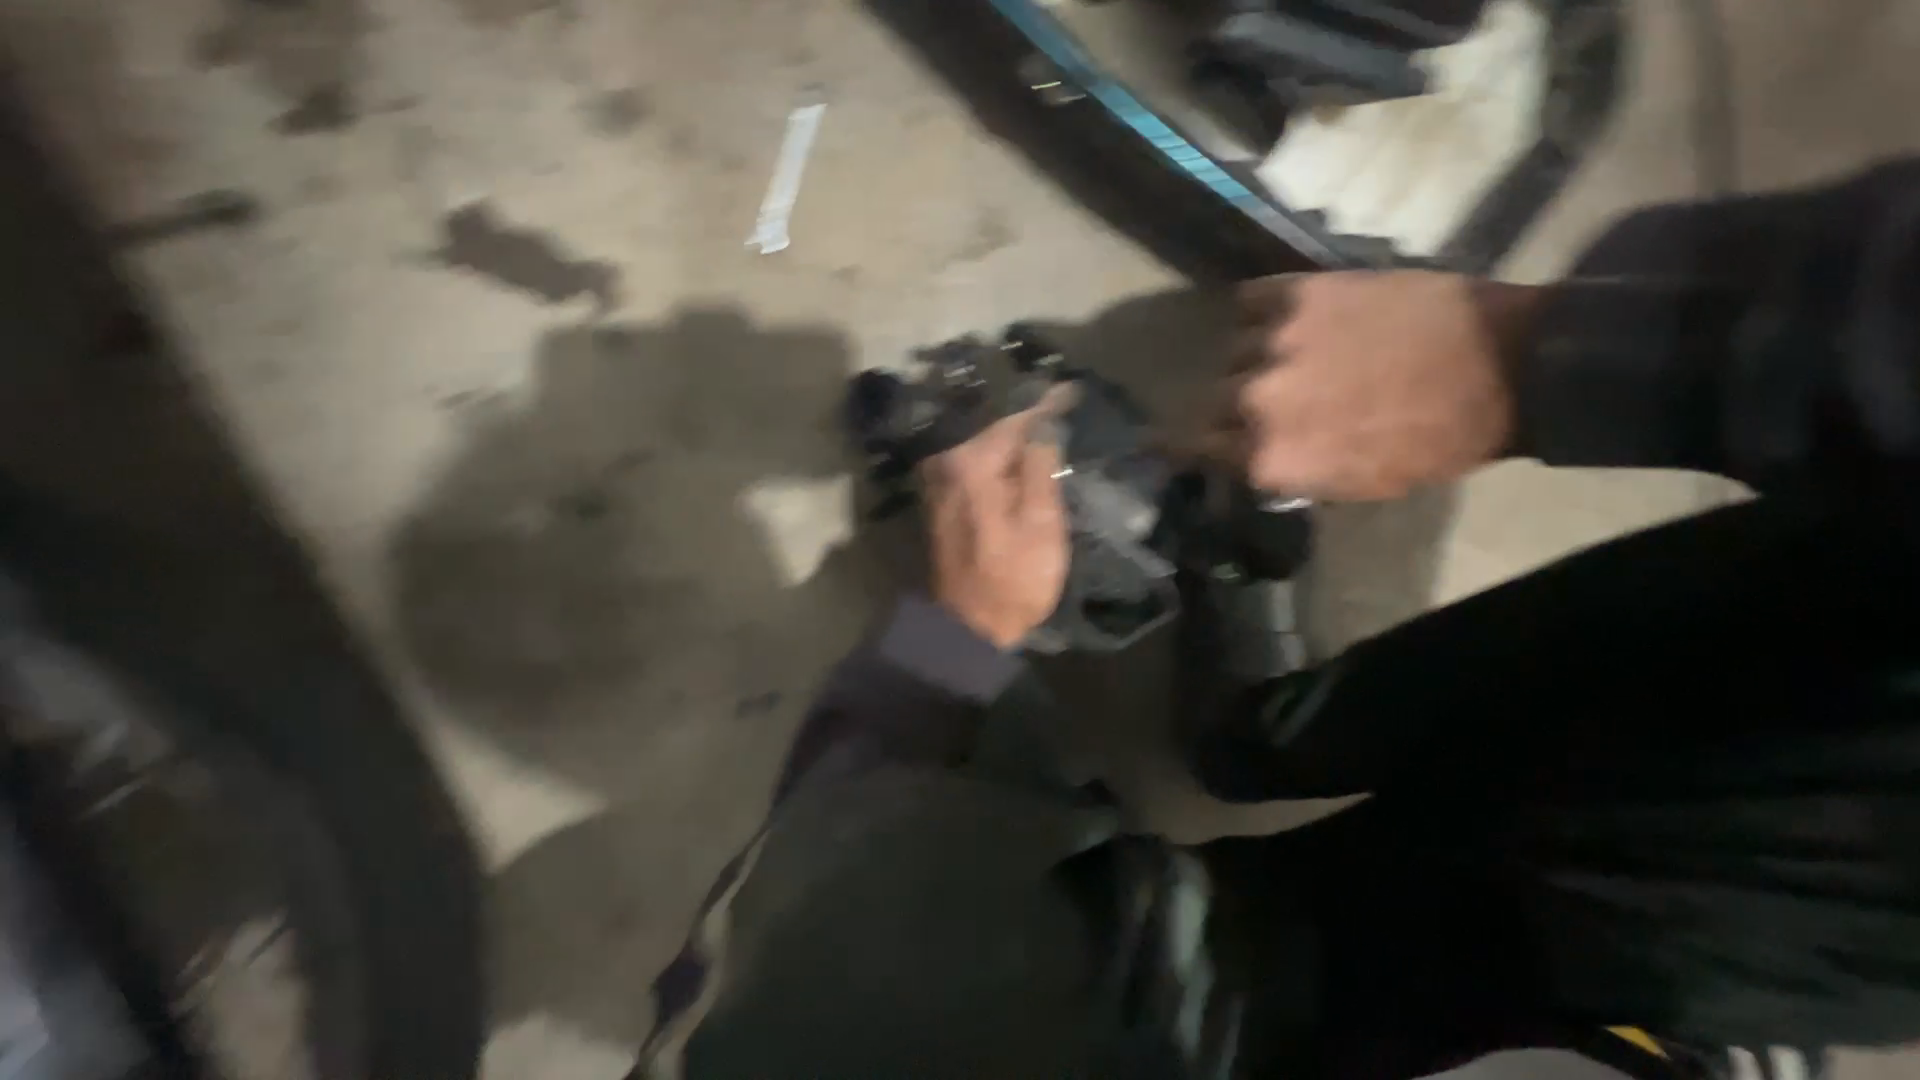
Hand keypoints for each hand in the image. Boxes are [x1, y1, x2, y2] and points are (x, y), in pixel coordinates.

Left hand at [921, 391, 1072, 648]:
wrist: (969, 627)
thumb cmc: (1013, 577)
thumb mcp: (1040, 523)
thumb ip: (1041, 467)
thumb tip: (1043, 427)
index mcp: (971, 464)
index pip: (1014, 421)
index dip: (1046, 407)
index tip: (1071, 390)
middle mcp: (946, 465)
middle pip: (993, 432)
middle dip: (1027, 419)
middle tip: (1061, 404)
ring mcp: (939, 486)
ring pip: (983, 450)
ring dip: (1013, 441)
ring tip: (1046, 425)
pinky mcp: (941, 505)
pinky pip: (974, 468)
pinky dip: (998, 461)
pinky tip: (1020, 459)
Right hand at [1204, 270, 1542, 500]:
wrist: (1501, 365)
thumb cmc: (1431, 441)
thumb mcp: (1353, 484)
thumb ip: (1286, 472)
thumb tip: (1244, 458)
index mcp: (1267, 457)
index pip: (1187, 448)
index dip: (1173, 444)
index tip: (1160, 439)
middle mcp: (1254, 401)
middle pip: (1211, 400)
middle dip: (1230, 404)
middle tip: (1265, 398)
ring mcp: (1272, 342)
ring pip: (1233, 351)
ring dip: (1254, 357)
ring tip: (1292, 353)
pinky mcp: (1297, 292)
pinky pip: (1250, 303)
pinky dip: (1262, 312)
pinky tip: (1288, 317)